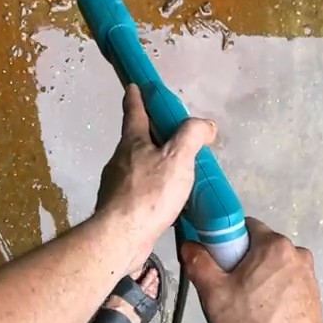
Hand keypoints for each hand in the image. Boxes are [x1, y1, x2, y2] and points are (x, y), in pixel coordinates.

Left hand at [95, 85, 216, 252]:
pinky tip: (165, 202)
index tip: (133, 86)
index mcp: (132, 142)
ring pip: (137, 168)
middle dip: (150, 135)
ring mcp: (116, 186)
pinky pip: (139, 192)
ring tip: (174, 172)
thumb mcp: (178, 157)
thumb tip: (206, 126)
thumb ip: (192, 135)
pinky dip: (152, 191)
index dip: (137, 97)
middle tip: (170, 136)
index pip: (134, 112)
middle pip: (136, 141)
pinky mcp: (119, 209)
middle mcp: (120, 160)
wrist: (122, 237)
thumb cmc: (150, 194)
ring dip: (152, 165)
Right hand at [179, 219, 322, 322]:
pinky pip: (286, 286)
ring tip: (245, 308)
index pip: (244, 226)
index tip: (216, 262)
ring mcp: (309, 276)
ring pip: (273, 268)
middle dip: (241, 263)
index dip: (225, 240)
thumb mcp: (215, 294)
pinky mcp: (314, 296)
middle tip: (226, 289)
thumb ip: (199, 264)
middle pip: (260, 248)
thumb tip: (190, 245)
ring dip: (258, 280)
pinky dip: (273, 295)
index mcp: (274, 244)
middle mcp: (297, 253)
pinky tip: (264, 317)